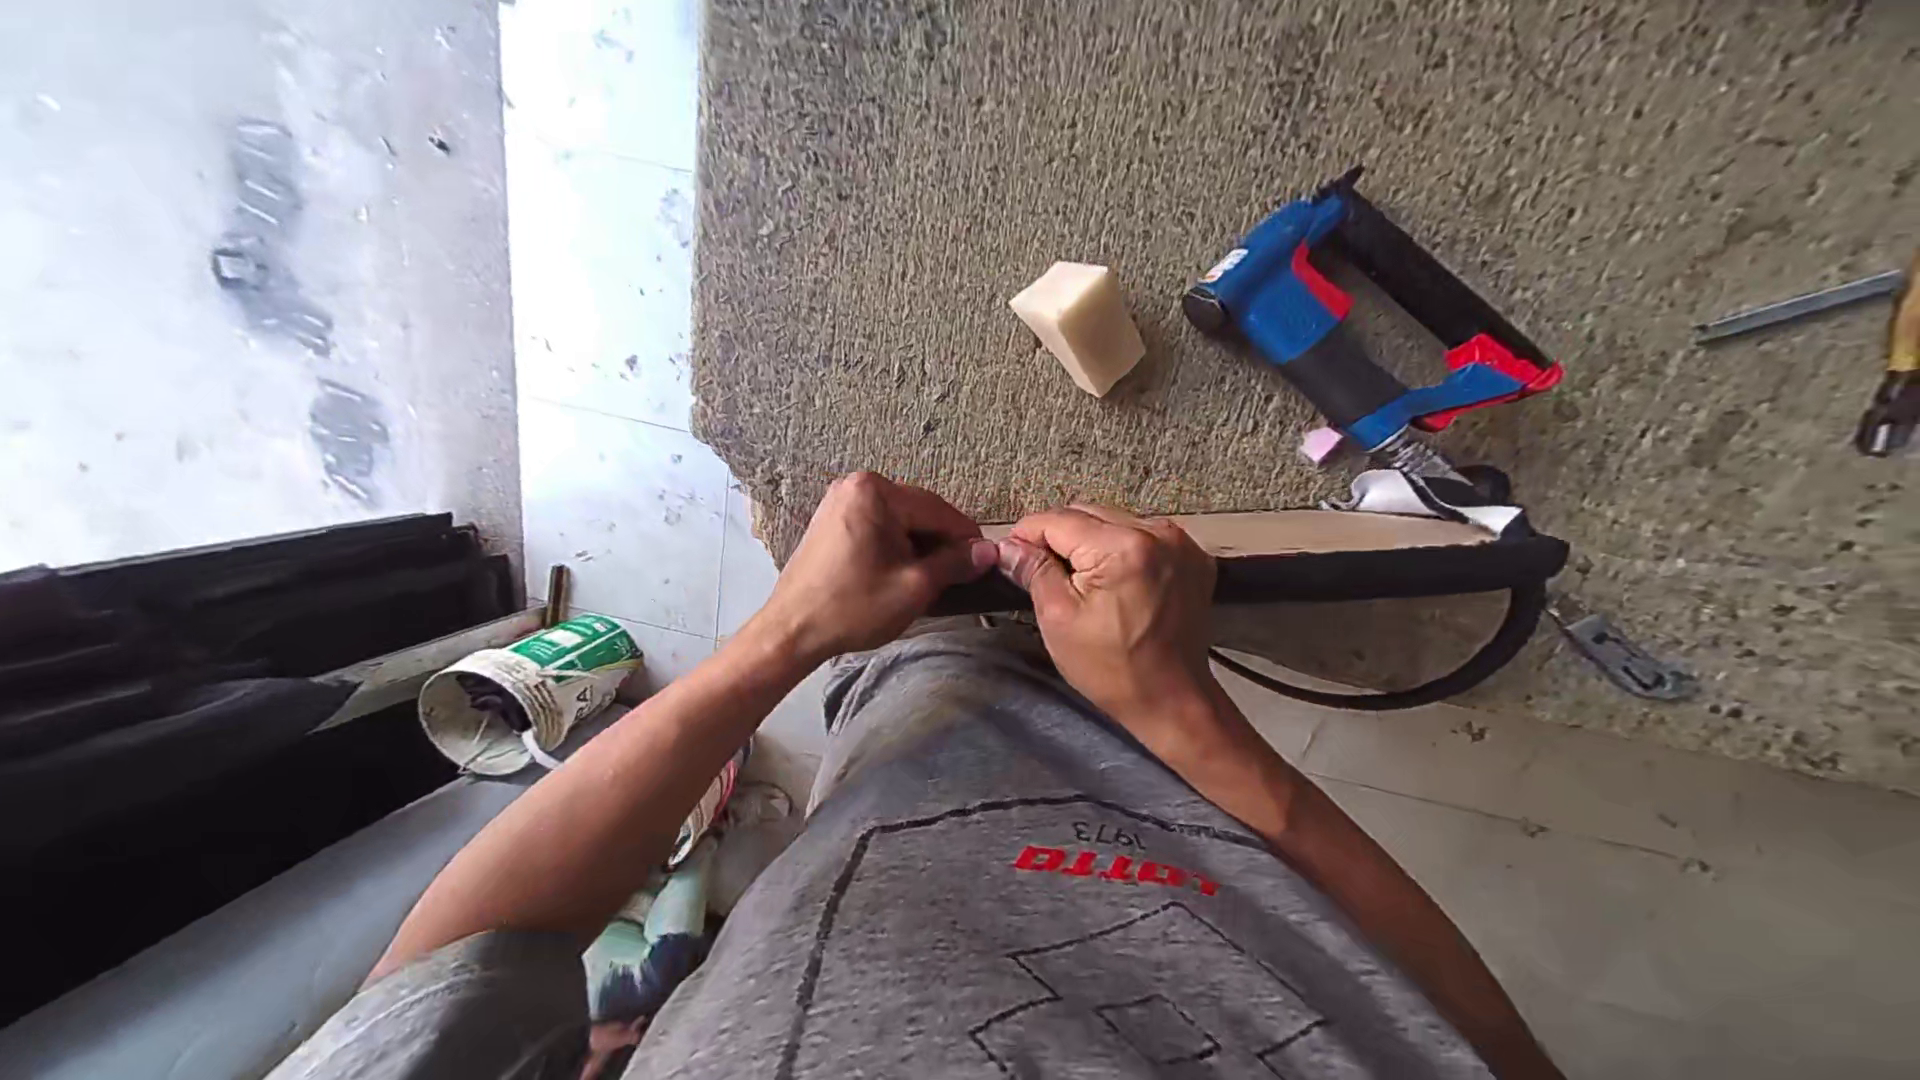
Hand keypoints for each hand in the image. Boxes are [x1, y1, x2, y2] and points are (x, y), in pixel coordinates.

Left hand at [748, 472, 995, 662]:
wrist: (791, 631)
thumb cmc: (852, 607)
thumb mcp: (915, 586)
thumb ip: (955, 563)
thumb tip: (988, 552)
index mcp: (875, 492)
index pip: (939, 510)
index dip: (967, 538)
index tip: (987, 561)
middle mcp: (856, 486)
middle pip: (918, 512)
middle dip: (941, 543)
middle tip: (961, 575)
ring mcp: (840, 502)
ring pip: (899, 521)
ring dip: (920, 546)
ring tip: (932, 579)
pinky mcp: (832, 520)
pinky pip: (878, 526)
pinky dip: (896, 546)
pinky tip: (904, 572)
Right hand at [996, 505, 1217, 726]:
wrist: (1171, 699)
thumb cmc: (1115, 669)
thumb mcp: (1058, 618)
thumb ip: (1033, 571)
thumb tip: (1007, 546)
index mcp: (1123, 547)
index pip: (1058, 519)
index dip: (1026, 534)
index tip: (1012, 553)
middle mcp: (1157, 534)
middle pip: (1086, 513)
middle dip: (1058, 537)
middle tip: (1041, 571)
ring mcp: (1180, 543)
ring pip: (1112, 520)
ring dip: (1089, 541)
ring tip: (1079, 579)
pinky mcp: (1191, 556)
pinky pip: (1141, 534)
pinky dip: (1120, 548)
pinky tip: (1112, 579)